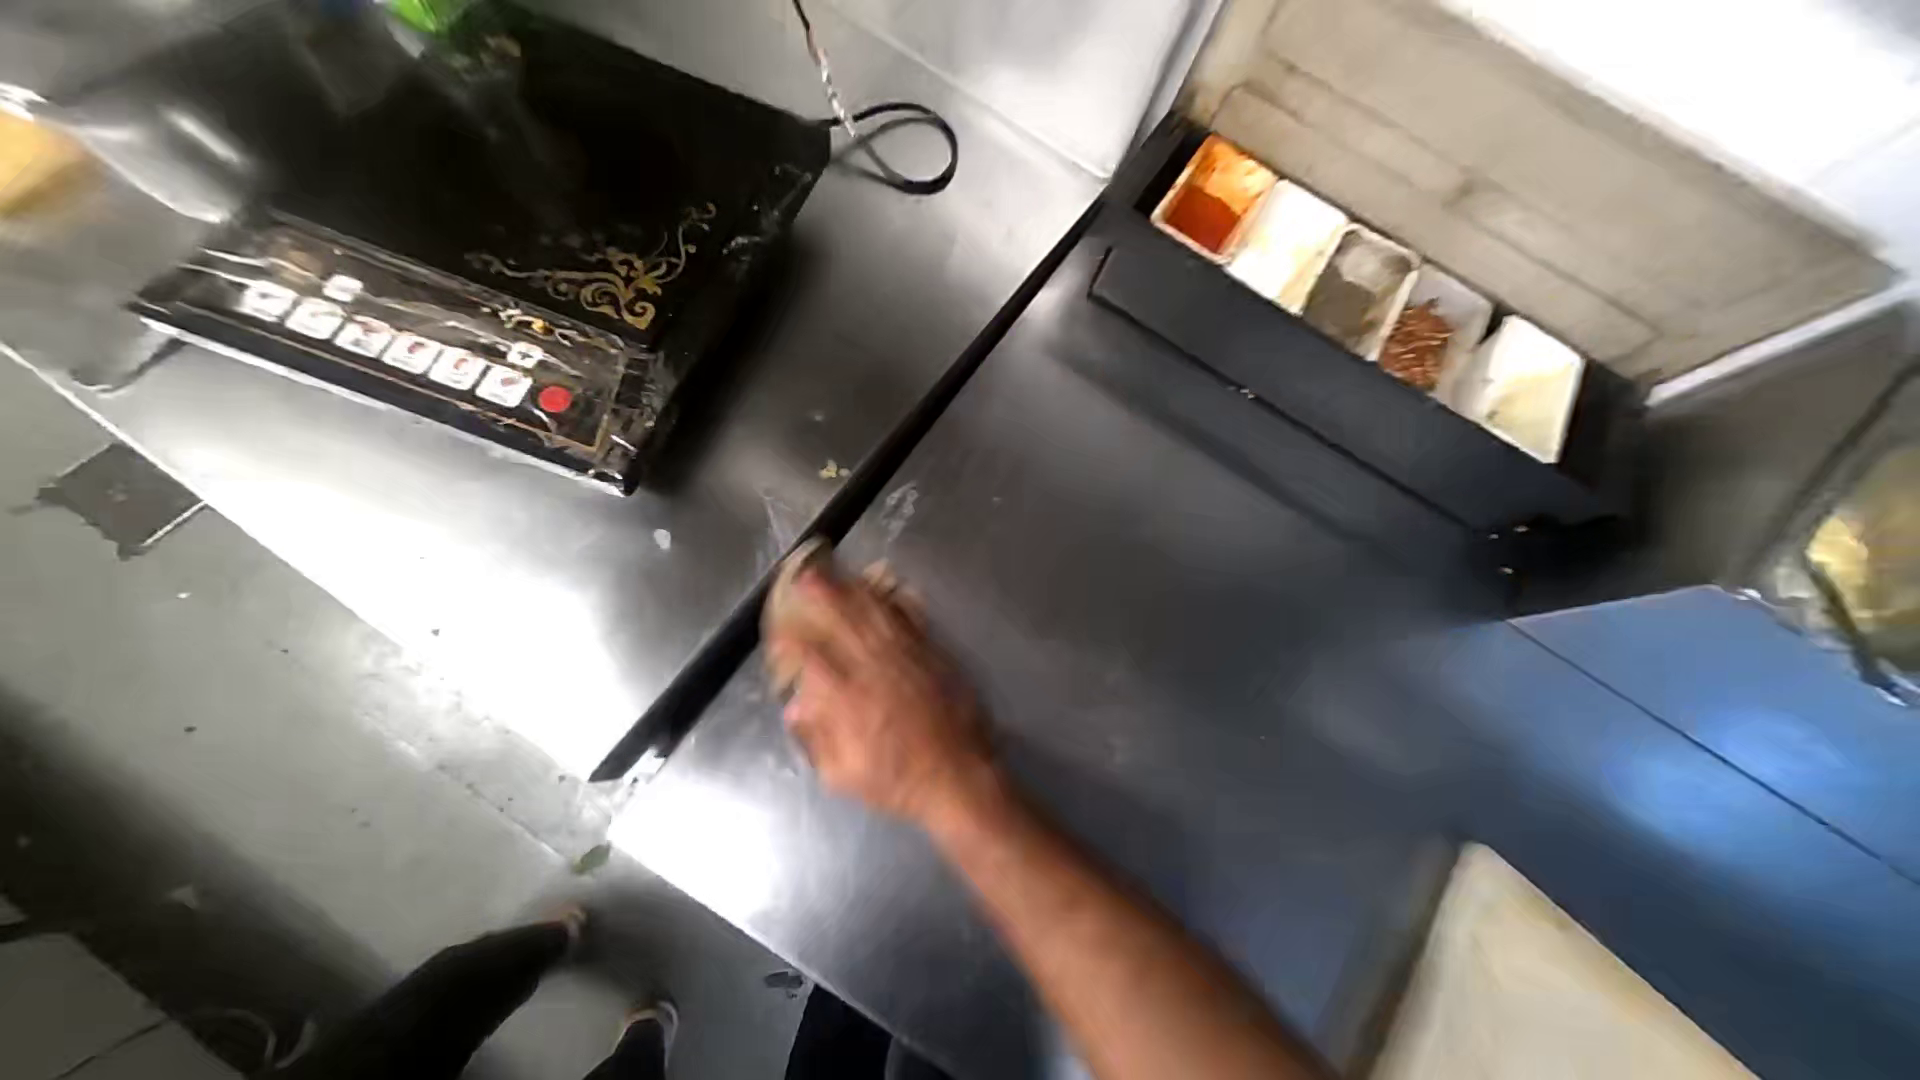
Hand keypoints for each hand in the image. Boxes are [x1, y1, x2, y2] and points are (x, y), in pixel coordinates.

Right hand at [764, 547, 999, 825]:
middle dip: (822, 595)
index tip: (780, 628)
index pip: (811, 656)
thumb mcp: (844, 775)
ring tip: (838, 571)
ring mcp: (906, 657)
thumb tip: (795, 706)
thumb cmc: (897, 780)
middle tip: (805, 574)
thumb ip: (817, 738)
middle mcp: (874, 669)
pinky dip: (894, 602)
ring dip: (854, 590)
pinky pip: (909, 620)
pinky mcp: (932, 655)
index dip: (792, 638)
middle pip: (843, 621)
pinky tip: (883, 590)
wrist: (959, 775)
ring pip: (875, 614)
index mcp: (847, 699)